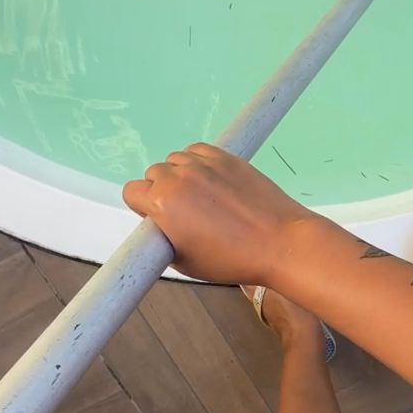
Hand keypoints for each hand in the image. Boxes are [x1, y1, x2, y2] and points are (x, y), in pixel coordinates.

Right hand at [122, 144, 323, 284]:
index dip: (142, 207)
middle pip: (154, 173)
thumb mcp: (185, 262)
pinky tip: (211, 181)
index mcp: (163, 203)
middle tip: (183, 212)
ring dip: (181, 175)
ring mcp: (204, 163)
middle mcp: (179, 177)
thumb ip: (163, 238)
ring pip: (177, 160)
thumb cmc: (234, 258)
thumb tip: (160, 225)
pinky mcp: (226, 157)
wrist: (279, 243)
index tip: (157, 218)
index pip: (132, 192)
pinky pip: (199, 150)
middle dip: (162, 191)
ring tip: (202, 197)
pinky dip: (199, 162)